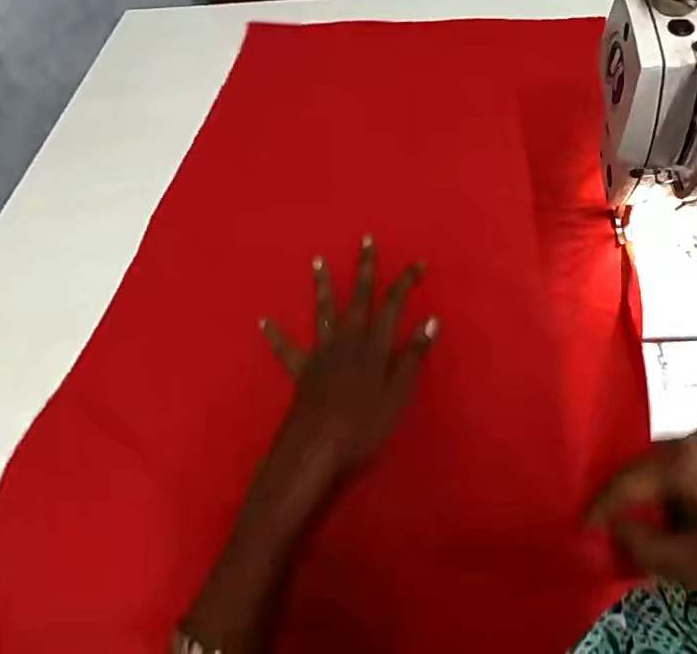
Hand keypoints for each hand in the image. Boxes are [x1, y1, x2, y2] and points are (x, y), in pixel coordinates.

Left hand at [261, 236, 437, 477]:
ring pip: (324, 312)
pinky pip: (287, 350)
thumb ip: (413, 357)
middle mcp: (348, 343)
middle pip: (359, 298)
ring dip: (322, 286)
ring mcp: (322, 356)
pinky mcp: (301, 373)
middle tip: (366, 240)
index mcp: (374, 348)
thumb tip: (431, 319)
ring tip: (318, 261)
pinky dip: (276, 335)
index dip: (406, 282)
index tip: (419, 263)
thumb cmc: (362, 429)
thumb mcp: (398, 395)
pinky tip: (264, 320)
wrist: (312, 456)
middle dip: (365, 269)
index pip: (394, 306)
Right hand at [586, 430, 696, 653]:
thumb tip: (613, 529)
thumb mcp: (687, 564)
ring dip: (651, 499)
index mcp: (687, 457)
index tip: (578, 525)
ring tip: (632, 532)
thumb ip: (640, 543)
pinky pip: (692, 473)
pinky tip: (668, 526)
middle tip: (603, 528)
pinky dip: (675, 497)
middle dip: (626, 498)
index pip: (628, 479)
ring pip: (670, 470)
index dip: (600, 505)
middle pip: (648, 466)